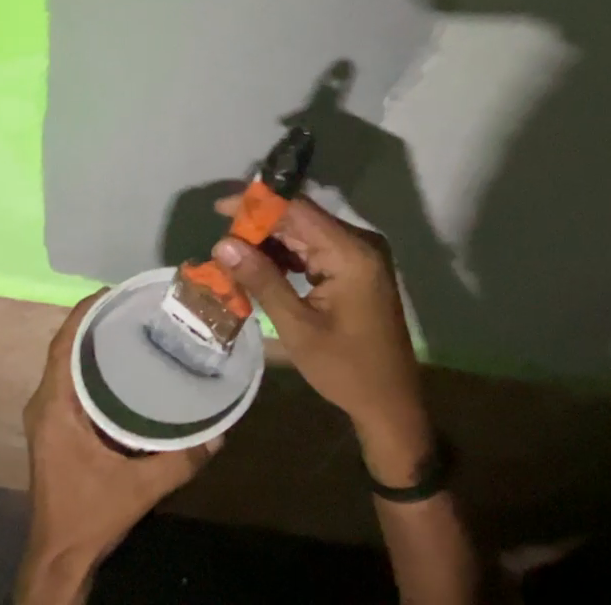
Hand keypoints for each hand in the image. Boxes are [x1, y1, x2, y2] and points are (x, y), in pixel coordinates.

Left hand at [15, 290, 222, 603]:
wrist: (58, 556)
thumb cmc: (90, 514)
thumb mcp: (140, 488)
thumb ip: (181, 460)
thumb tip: (220, 433)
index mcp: (55, 406)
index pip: (62, 344)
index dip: (84, 312)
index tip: (114, 291)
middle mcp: (44, 404)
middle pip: (65, 348)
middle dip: (94, 322)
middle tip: (134, 308)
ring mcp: (46, 417)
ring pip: (66, 366)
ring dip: (91, 344)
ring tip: (131, 329)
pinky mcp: (53, 429)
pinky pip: (69, 383)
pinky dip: (90, 368)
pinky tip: (121, 370)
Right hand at [212, 196, 431, 479]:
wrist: (390, 405)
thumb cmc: (346, 369)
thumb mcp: (297, 327)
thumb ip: (262, 280)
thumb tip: (222, 244)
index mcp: (351, 254)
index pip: (297, 210)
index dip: (256, 205)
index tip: (219, 210)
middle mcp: (359, 244)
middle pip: (301, 219)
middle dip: (259, 226)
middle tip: (222, 241)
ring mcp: (360, 256)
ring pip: (305, 233)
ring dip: (270, 242)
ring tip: (234, 255)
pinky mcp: (356, 270)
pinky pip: (316, 250)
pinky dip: (288, 256)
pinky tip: (260, 268)